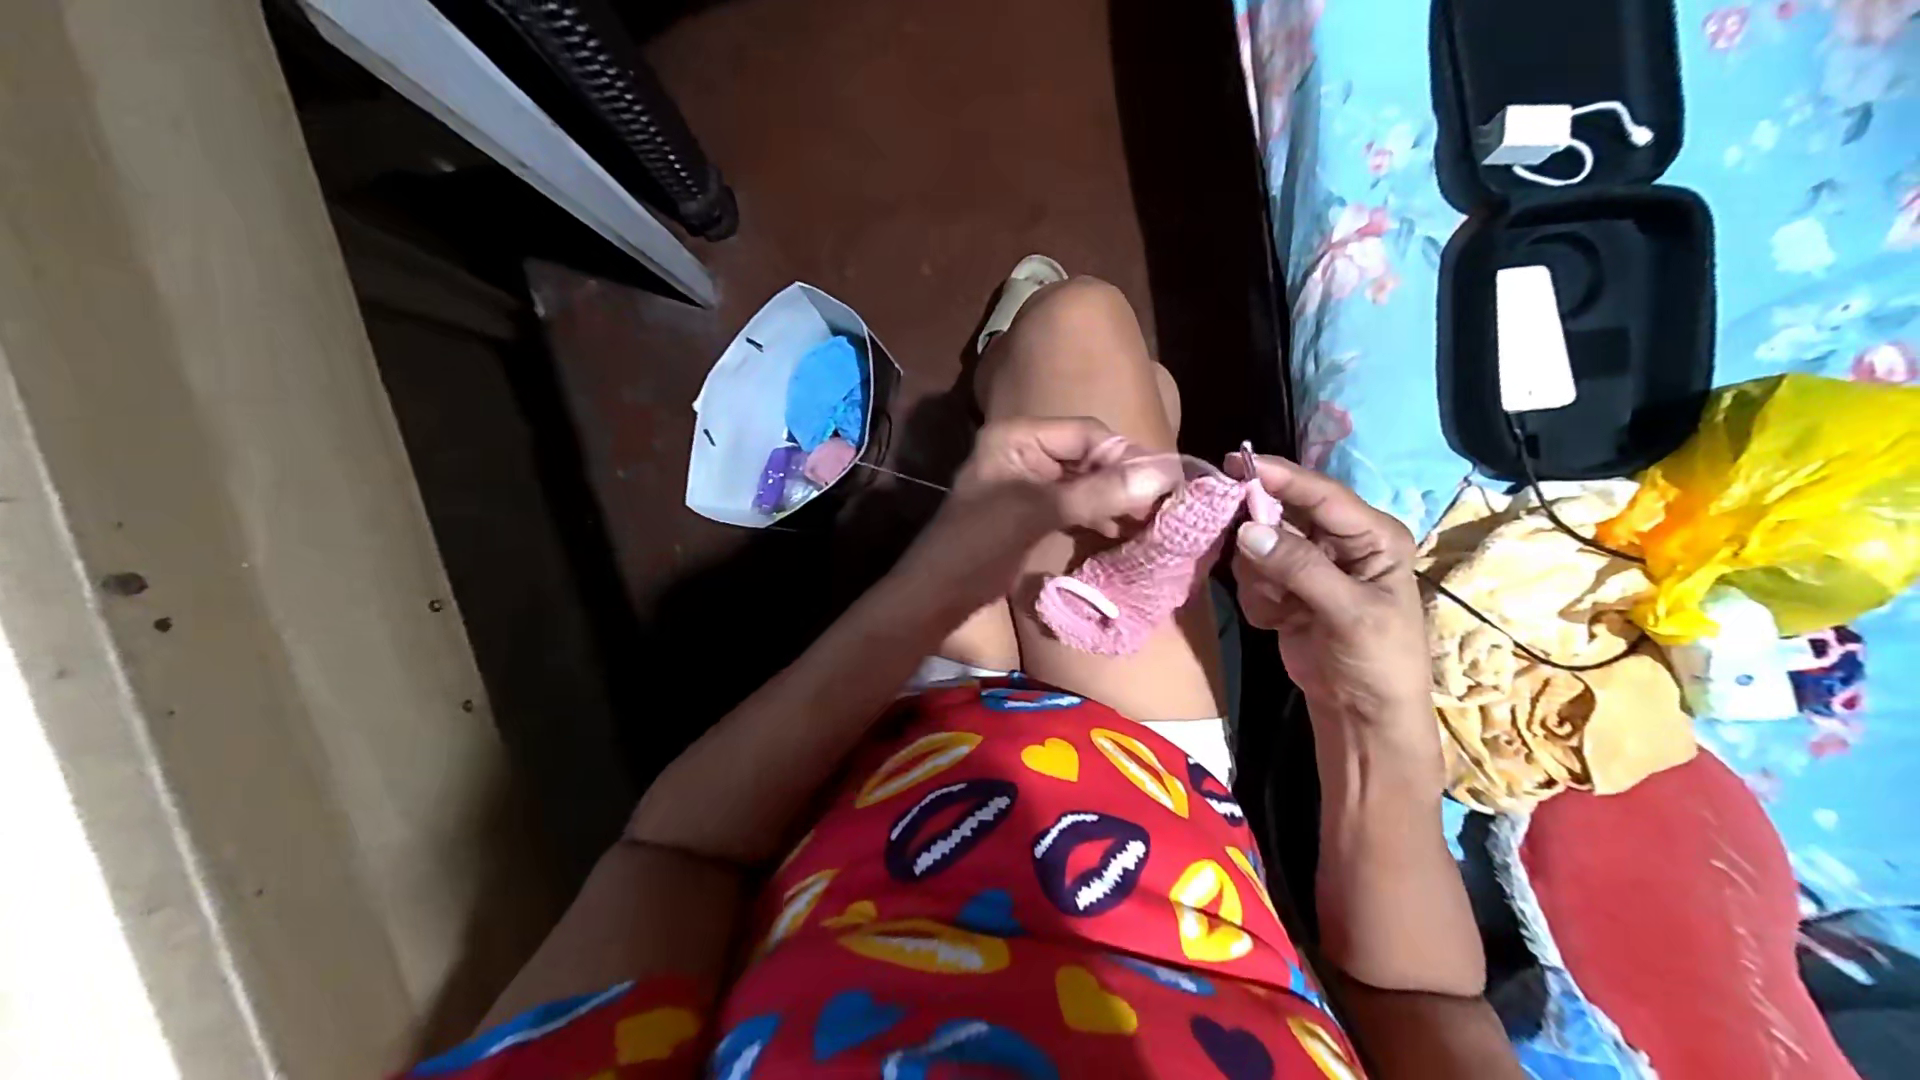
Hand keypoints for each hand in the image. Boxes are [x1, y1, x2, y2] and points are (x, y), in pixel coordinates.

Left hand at [899, 417, 1175, 604]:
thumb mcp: (1037, 513)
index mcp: (1016, 436)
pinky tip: (1123, 529)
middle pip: (1088, 455)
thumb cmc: (978, 544)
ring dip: (1115, 498)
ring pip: (1084, 482)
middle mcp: (1024, 451)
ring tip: (1152, 518)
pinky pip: (1074, 504)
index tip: (1166, 480)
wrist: (938, 593)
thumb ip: (1098, 493)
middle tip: (1166, 502)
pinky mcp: (1032, 512)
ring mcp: (1028, 483)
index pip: (1086, 433)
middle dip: (1124, 478)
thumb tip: (1163, 474)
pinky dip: (1098, 514)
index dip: (1126, 455)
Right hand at [1224, 453, 1435, 765]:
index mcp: (1371, 535)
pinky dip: (1256, 598)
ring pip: (1257, 545)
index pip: (1320, 494)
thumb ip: (1300, 568)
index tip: (1235, 463)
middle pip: (1281, 514)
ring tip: (1281, 609)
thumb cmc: (1376, 661)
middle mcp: (1337, 540)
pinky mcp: (1283, 586)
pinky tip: (1278, 621)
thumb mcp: (1348, 613)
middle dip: (1260, 537)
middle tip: (1247, 558)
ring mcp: (1307, 563)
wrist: (1360, 713)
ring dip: (1259, 578)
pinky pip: (1250, 574)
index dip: (1279, 476)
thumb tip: (1248, 530)